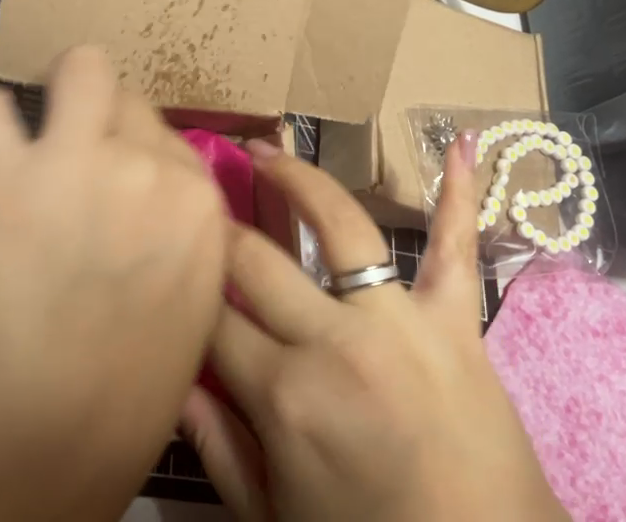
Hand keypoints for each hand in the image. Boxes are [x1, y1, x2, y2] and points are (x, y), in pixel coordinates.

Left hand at [0, 46, 229, 517]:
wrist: (51, 435)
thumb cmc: (127, 386)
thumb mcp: (190, 300)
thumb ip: (178, 233)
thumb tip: (143, 191)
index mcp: (202, 202)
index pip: (162, 131)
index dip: (126, 150)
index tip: (104, 174)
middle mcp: (150, 167)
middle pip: (122, 94)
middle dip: (94, 119)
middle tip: (62, 161)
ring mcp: (80, 165)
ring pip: (75, 67)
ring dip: (50, 95)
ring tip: (26, 136)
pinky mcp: (7, 177)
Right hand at [182, 134, 568, 521]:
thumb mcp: (272, 518)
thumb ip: (217, 446)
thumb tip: (169, 378)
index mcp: (283, 396)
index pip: (210, 318)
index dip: (181, 293)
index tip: (164, 269)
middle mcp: (336, 343)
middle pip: (254, 259)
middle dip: (215, 226)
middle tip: (191, 200)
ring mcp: (401, 323)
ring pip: (341, 227)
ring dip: (298, 181)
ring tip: (265, 151)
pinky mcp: (457, 322)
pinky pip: (457, 249)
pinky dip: (460, 195)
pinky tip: (461, 142)